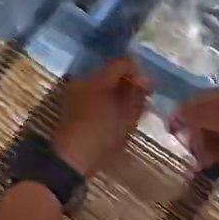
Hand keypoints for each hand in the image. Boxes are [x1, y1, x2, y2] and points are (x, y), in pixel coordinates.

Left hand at [51, 59, 153, 175]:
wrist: (71, 157)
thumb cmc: (103, 135)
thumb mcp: (127, 116)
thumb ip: (137, 95)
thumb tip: (144, 81)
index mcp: (99, 79)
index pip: (122, 63)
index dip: (138, 72)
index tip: (148, 89)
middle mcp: (84, 80)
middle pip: (110, 74)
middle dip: (127, 84)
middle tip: (140, 101)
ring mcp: (74, 92)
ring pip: (101, 86)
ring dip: (115, 94)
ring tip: (128, 111)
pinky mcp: (70, 106)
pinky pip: (91, 96)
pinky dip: (104, 102)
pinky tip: (112, 117)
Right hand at [168, 87, 218, 195]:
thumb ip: (206, 116)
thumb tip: (177, 113)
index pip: (207, 99)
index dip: (187, 112)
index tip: (170, 130)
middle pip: (213, 118)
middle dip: (198, 133)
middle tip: (188, 151)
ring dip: (208, 148)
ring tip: (200, 163)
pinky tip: (218, 167)